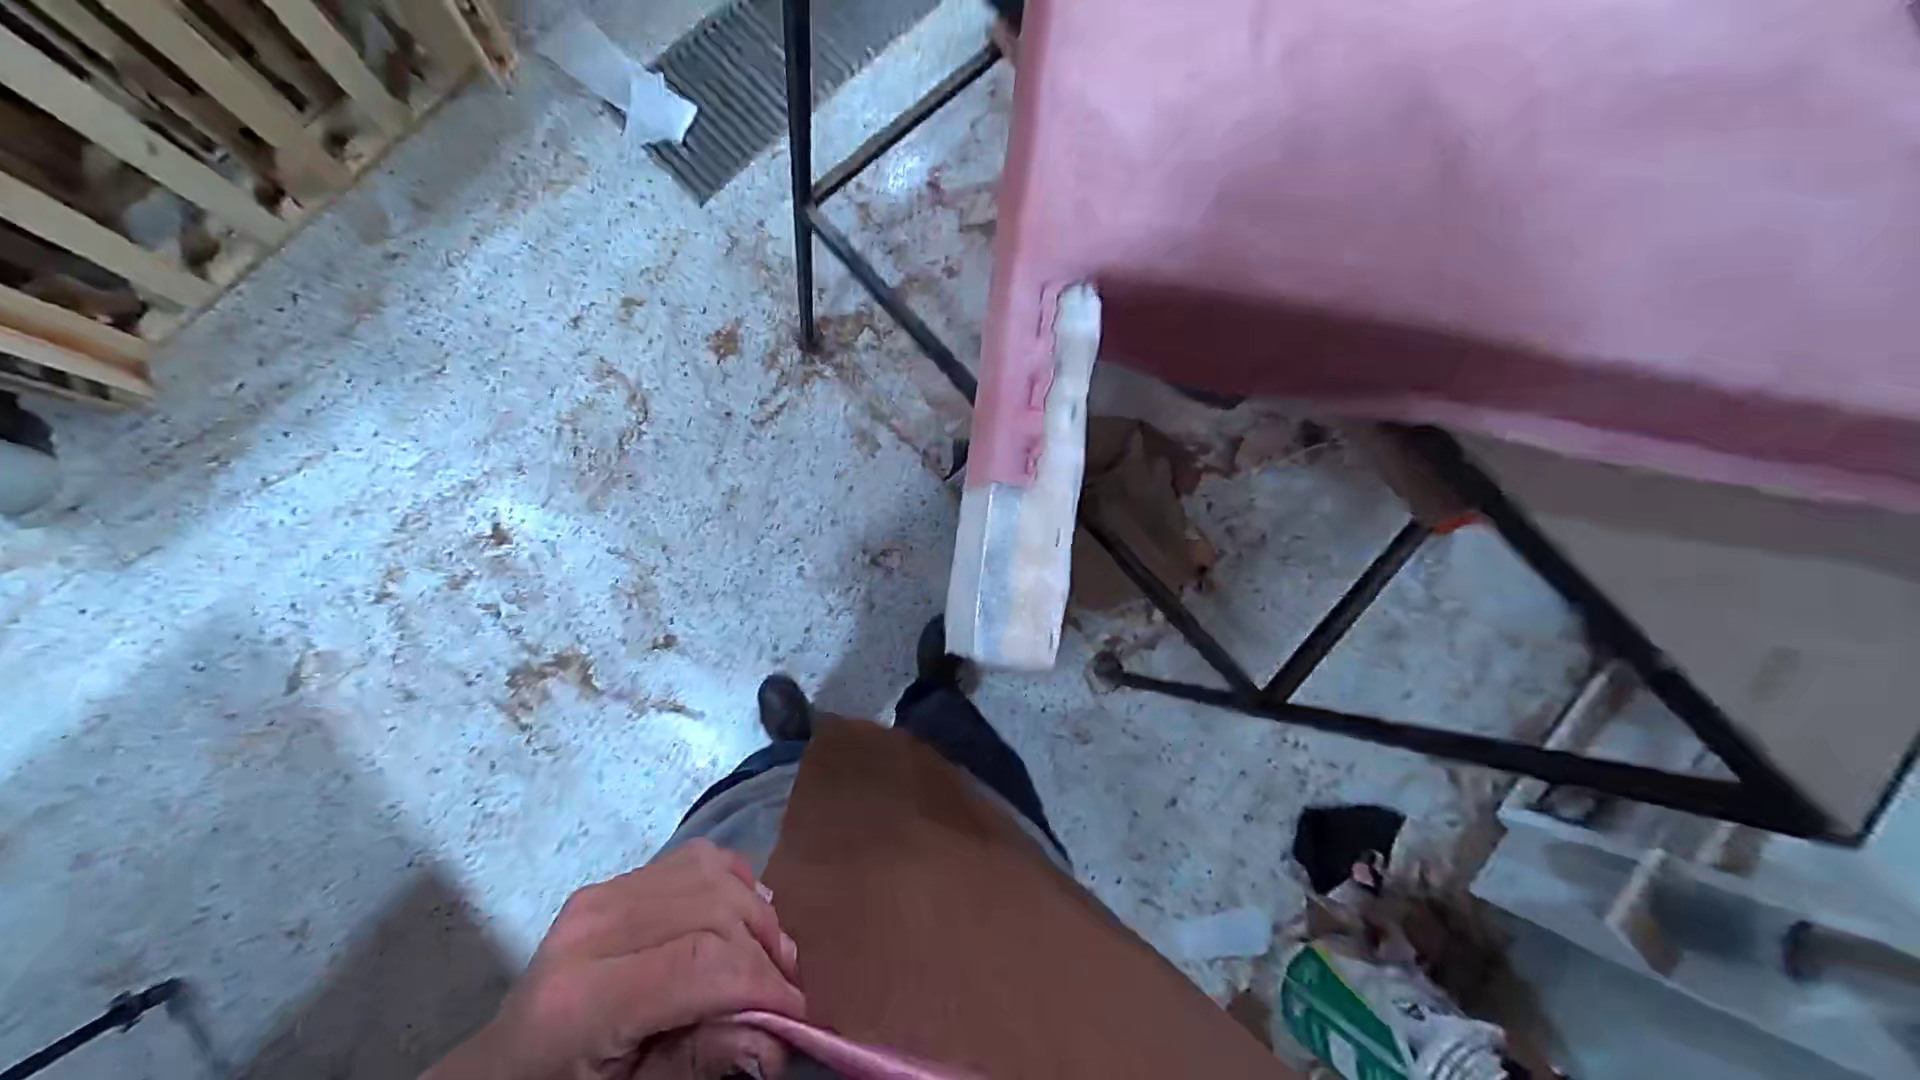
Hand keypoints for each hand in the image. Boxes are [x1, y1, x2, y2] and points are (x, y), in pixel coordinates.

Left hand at [424, 840, 804, 1079]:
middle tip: (785, 995)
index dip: (762, 984)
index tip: (796, 1018)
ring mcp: (600, 896)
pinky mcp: (613, 883)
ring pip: (712, 875)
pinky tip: (740, 919)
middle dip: (765, 951)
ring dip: (755, 914)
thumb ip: (701, 1065)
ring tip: (767, 960)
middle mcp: (589, 931)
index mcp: (578, 1003)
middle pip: (714, 911)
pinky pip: (696, 859)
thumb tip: (778, 1036)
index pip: (701, 965)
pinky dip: (733, 882)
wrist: (499, 1077)